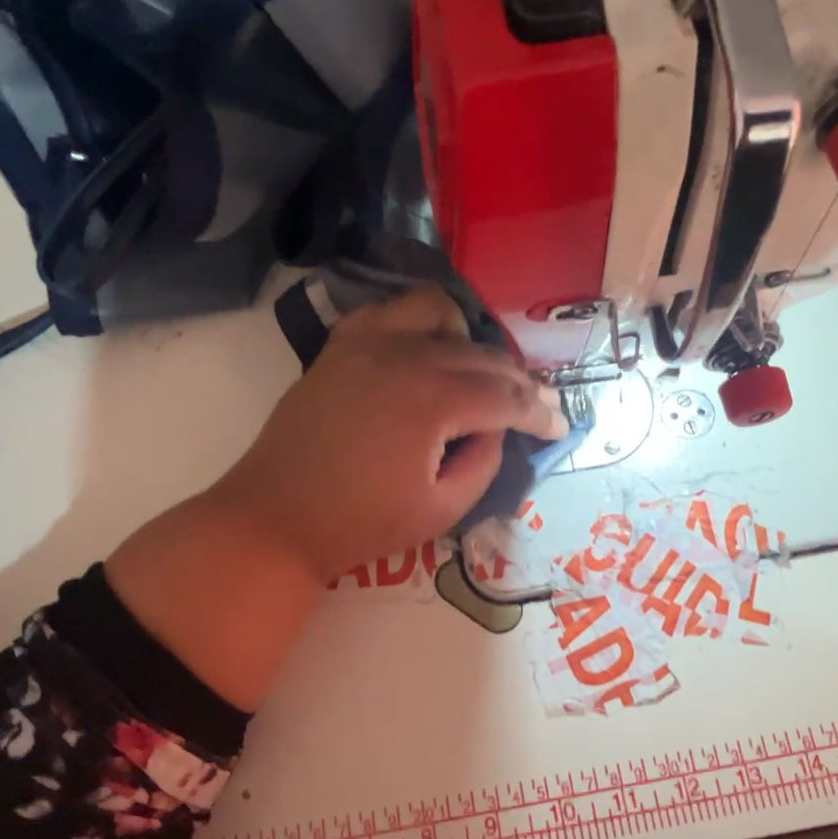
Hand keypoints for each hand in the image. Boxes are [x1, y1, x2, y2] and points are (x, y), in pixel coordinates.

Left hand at [213, 289, 567, 579]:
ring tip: (477, 372)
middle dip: (518, 381)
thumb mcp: (441, 510)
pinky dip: (416, 324)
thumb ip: (484, 463)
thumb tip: (496, 428)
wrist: (276, 518)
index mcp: (432, 401)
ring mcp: (366, 344)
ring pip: (437, 314)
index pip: (505, 396)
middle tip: (537, 405)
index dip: (540, 411)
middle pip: (480, 355)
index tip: (561, 424)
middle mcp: (405, 357)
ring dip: (468, 340)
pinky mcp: (339, 347)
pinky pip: (388, 313)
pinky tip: (424, 350)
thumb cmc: (360, 525)